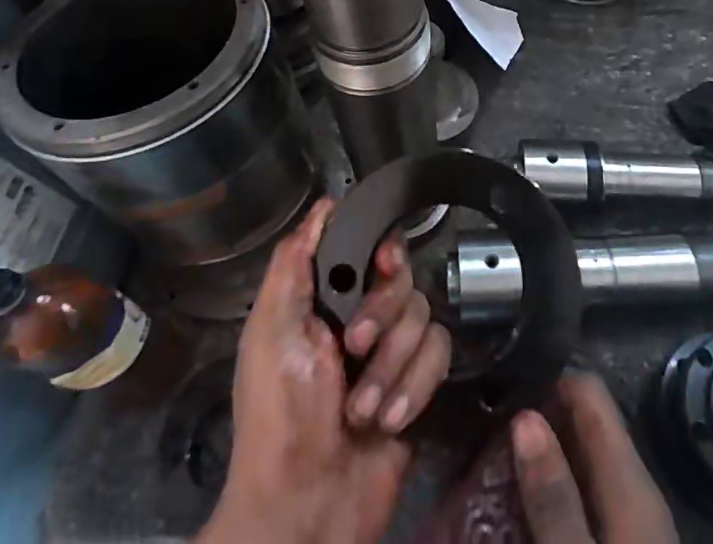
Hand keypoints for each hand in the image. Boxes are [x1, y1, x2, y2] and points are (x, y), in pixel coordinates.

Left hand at [198, 198, 451, 543]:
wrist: (307, 507)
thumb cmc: (280, 416)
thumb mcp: (272, 333)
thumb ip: (294, 264)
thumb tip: (324, 205)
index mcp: (322, 301)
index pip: (368, 248)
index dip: (382, 251)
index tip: (383, 266)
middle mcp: (361, 317)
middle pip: (403, 281)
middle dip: (382, 318)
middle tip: (353, 351)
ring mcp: (393, 352)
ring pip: (424, 319)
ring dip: (392, 367)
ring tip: (362, 408)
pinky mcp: (419, 383)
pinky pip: (439, 357)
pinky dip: (413, 388)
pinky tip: (388, 420)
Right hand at [511, 373, 678, 543]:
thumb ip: (553, 497)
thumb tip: (524, 417)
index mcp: (633, 479)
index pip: (590, 392)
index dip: (546, 383)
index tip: (503, 392)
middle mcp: (635, 486)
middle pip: (584, 424)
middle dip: (537, 422)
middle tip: (489, 427)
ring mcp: (630, 515)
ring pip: (580, 460)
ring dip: (541, 456)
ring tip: (495, 457)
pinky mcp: (621, 536)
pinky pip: (582, 493)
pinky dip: (552, 488)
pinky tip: (520, 499)